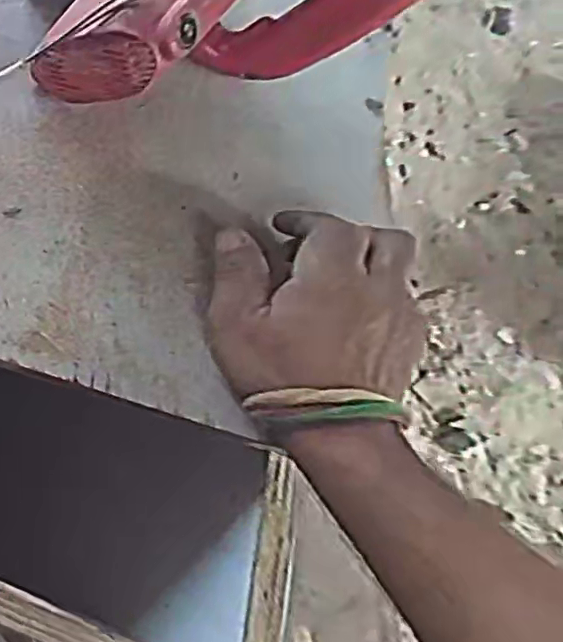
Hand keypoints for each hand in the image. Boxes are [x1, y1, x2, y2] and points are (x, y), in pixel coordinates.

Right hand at [206, 211, 424, 399]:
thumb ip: (236, 273)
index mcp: (330, 279)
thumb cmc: (275, 371)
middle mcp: (376, 288)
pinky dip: (375, 289)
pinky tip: (346, 308)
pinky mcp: (409, 334)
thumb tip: (233, 236)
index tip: (282, 225)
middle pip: (382, 238)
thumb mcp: (233, 321)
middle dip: (344, 233)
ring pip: (399, 264)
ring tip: (330, 274)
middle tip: (308, 244)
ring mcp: (400, 312)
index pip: (332, 228)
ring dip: (366, 258)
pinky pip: (401, 296)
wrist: (330, 421)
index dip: (306, 220)